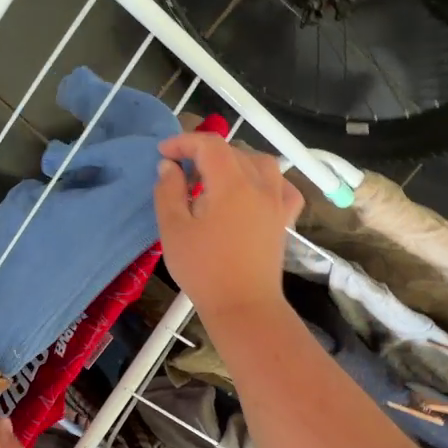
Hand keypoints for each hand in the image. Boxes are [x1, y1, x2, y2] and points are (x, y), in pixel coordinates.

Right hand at [154, 132, 303, 321]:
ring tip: (214, 178)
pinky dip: (265, 180)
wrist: (243, 305)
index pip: (209, 145)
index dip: (184, 142)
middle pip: (233, 152)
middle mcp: (260, 184)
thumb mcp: (173, 229)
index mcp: (232, 183)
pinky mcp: (284, 219)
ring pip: (260, 163)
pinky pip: (281, 186)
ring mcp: (277, 201)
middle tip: (180, 173)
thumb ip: (168, 191)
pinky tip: (253, 190)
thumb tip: (168, 166)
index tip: (163, 153)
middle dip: (204, 153)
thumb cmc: (203, 269)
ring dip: (235, 161)